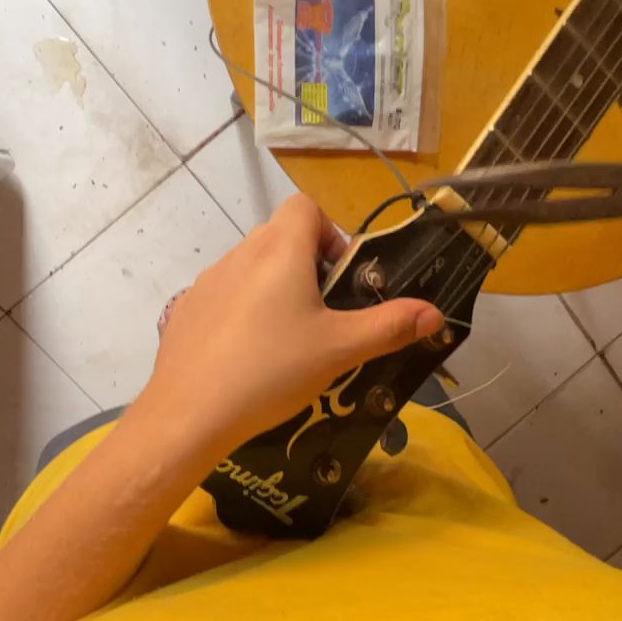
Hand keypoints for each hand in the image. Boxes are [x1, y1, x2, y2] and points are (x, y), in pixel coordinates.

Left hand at [133, 195, 442, 456]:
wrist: (190, 413)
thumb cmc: (273, 370)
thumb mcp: (339, 350)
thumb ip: (389, 327)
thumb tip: (435, 313)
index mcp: (279, 250)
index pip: (306, 207)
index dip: (330, 232)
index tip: (340, 279)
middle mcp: (240, 253)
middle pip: (280, 237)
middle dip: (307, 267)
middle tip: (322, 318)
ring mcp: (207, 281)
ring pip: (251, 268)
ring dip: (274, 289)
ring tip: (285, 342)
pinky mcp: (186, 310)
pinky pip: (224, 296)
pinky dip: (242, 312)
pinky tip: (246, 357)